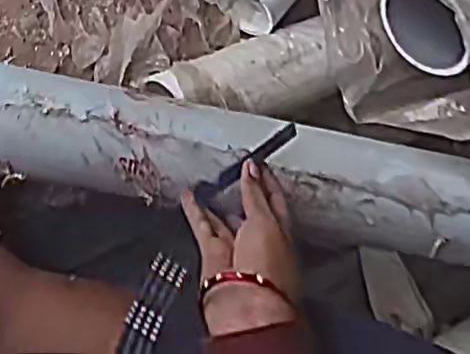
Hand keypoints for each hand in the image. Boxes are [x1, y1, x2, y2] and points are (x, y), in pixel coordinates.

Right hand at [182, 161, 304, 335]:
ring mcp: (236, 249)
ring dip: (216, 202)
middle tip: (236, 171)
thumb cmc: (269, 274)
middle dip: (243, 193)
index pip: (274, 201)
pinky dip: (194, 209)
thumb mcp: (266, 223)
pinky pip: (202, 225)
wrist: (246, 307)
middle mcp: (258, 243)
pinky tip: (188, 196)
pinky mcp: (213, 254)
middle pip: (250, 212)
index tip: (258, 163)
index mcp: (280, 235)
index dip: (266, 181)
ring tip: (209, 185)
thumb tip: (251, 170)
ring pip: (224, 219)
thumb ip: (254, 194)